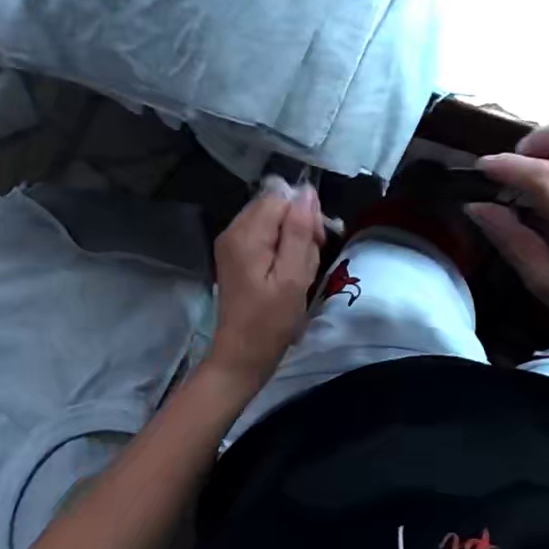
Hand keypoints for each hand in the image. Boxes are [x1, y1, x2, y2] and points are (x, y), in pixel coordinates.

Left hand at [206, 176, 326, 383]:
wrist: (242, 355)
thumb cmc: (270, 321)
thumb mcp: (293, 277)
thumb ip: (300, 232)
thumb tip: (307, 193)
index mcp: (245, 234)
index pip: (282, 198)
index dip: (305, 215)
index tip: (316, 244)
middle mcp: (233, 231)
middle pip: (276, 206)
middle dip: (299, 228)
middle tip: (306, 264)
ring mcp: (232, 244)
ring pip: (273, 223)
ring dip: (293, 243)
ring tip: (297, 275)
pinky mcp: (236, 257)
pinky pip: (265, 239)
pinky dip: (281, 253)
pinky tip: (287, 276)